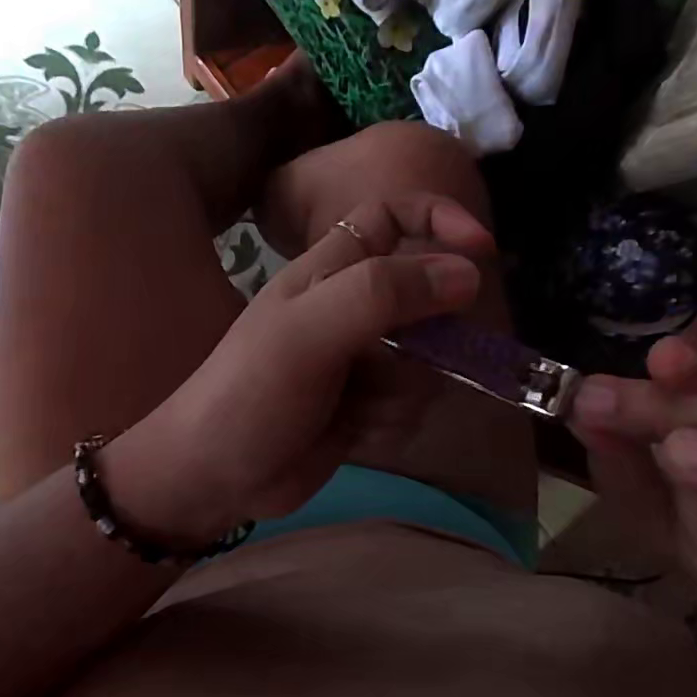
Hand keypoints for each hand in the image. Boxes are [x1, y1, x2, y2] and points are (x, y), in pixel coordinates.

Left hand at [106, 193, 493, 539]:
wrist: (215, 479)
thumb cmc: (251, 393)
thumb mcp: (312, 332)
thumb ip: (385, 294)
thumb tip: (467, 273)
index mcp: (332, 269)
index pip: (392, 217)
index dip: (438, 219)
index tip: (481, 249)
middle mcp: (352, 307)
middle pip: (426, 298)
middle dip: (432, 334)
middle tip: (411, 357)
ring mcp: (362, 359)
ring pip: (427, 359)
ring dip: (406, 388)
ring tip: (362, 405)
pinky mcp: (368, 404)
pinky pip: (413, 402)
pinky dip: (393, 419)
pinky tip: (358, 432)